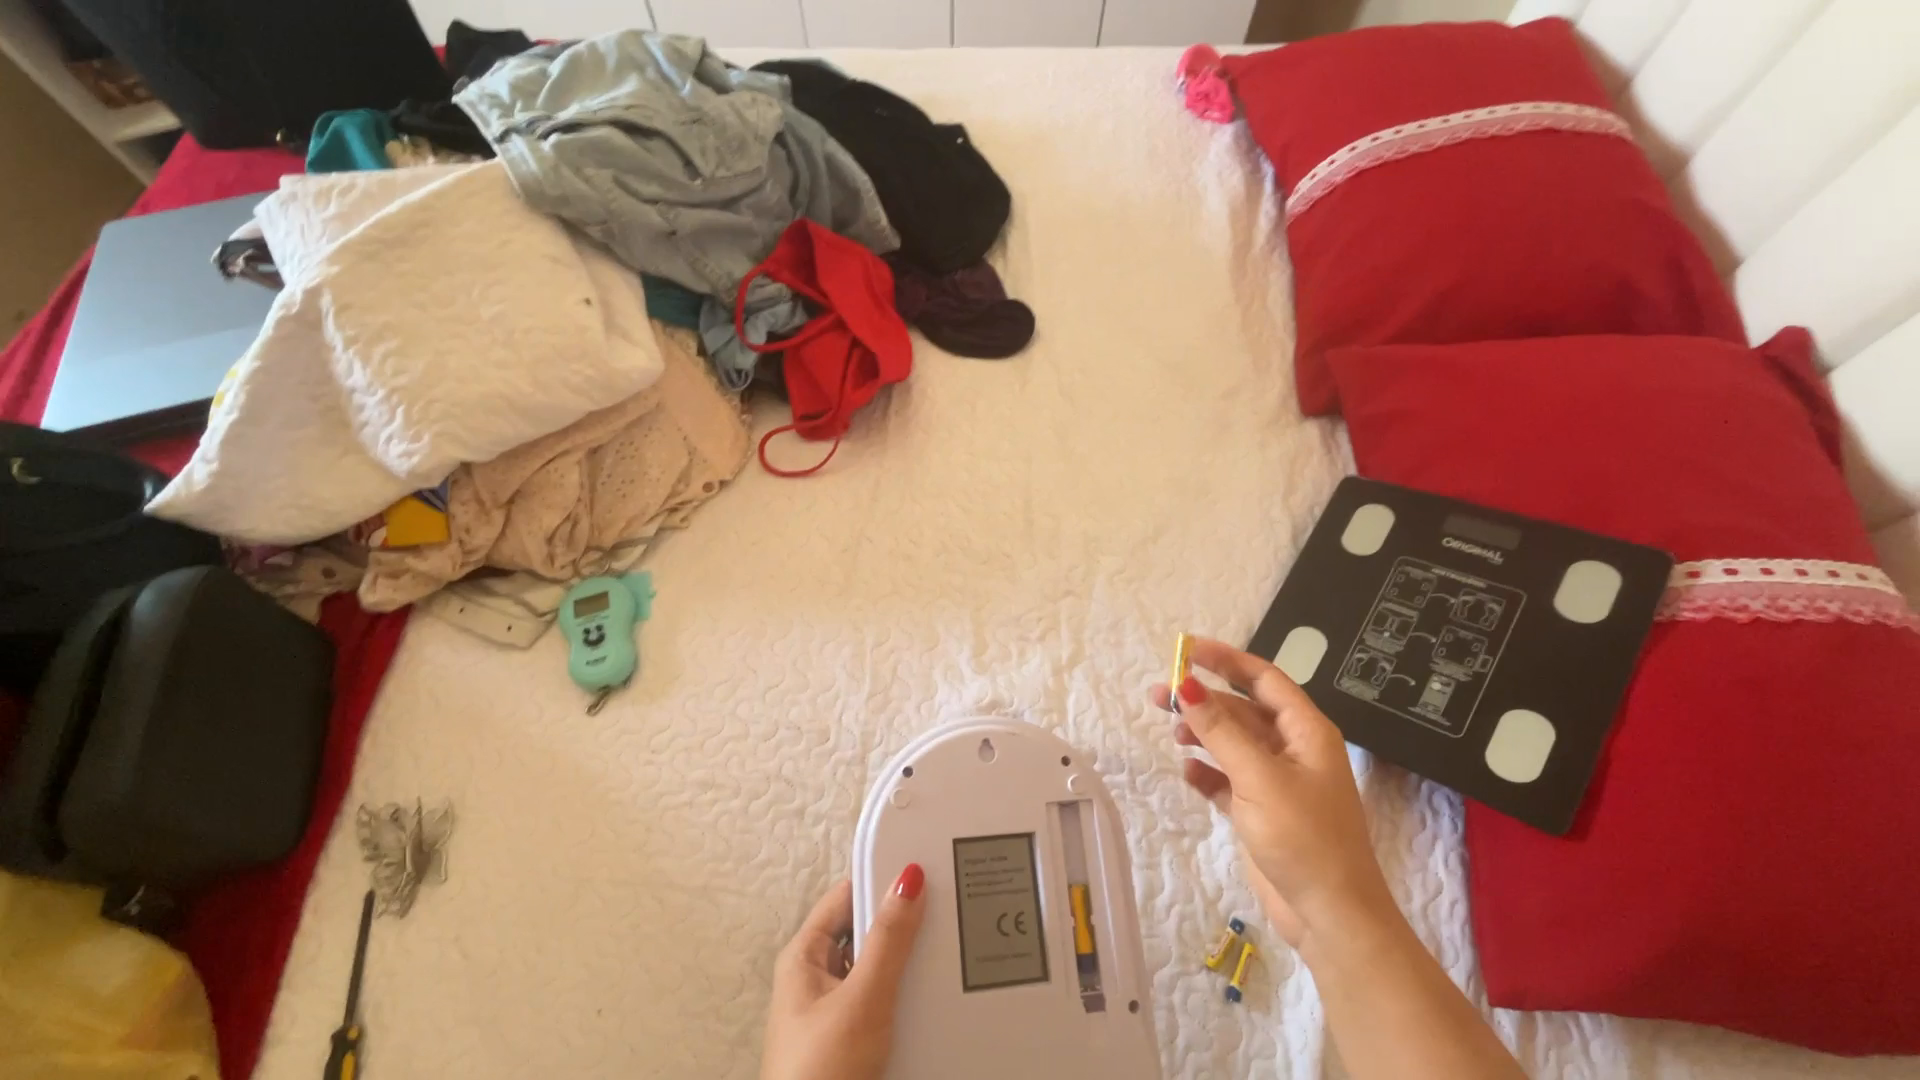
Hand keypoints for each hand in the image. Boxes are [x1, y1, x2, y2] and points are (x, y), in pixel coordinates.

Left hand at [762, 868, 926, 1079]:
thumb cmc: (823, 1072)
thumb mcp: (863, 998)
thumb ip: (888, 940)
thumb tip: (908, 878)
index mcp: (804, 956)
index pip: (846, 896)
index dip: (881, 879)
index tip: (924, 869)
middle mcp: (815, 977)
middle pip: (864, 931)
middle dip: (900, 923)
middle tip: (945, 908)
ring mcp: (832, 1010)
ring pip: (876, 967)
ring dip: (905, 961)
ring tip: (946, 947)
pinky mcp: (850, 1039)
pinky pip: (882, 999)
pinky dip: (904, 993)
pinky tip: (933, 994)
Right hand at [1151, 637, 1393, 949]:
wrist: (1330, 915)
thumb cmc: (1305, 838)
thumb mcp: (1259, 778)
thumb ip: (1220, 730)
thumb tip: (1185, 684)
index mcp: (1306, 732)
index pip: (1263, 679)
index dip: (1225, 660)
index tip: (1185, 649)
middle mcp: (1292, 749)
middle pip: (1241, 710)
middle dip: (1203, 700)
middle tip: (1158, 696)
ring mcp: (1276, 781)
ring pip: (1231, 743)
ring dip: (1202, 734)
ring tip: (1172, 734)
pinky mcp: (1260, 811)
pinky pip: (1226, 778)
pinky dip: (1206, 772)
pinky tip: (1188, 773)